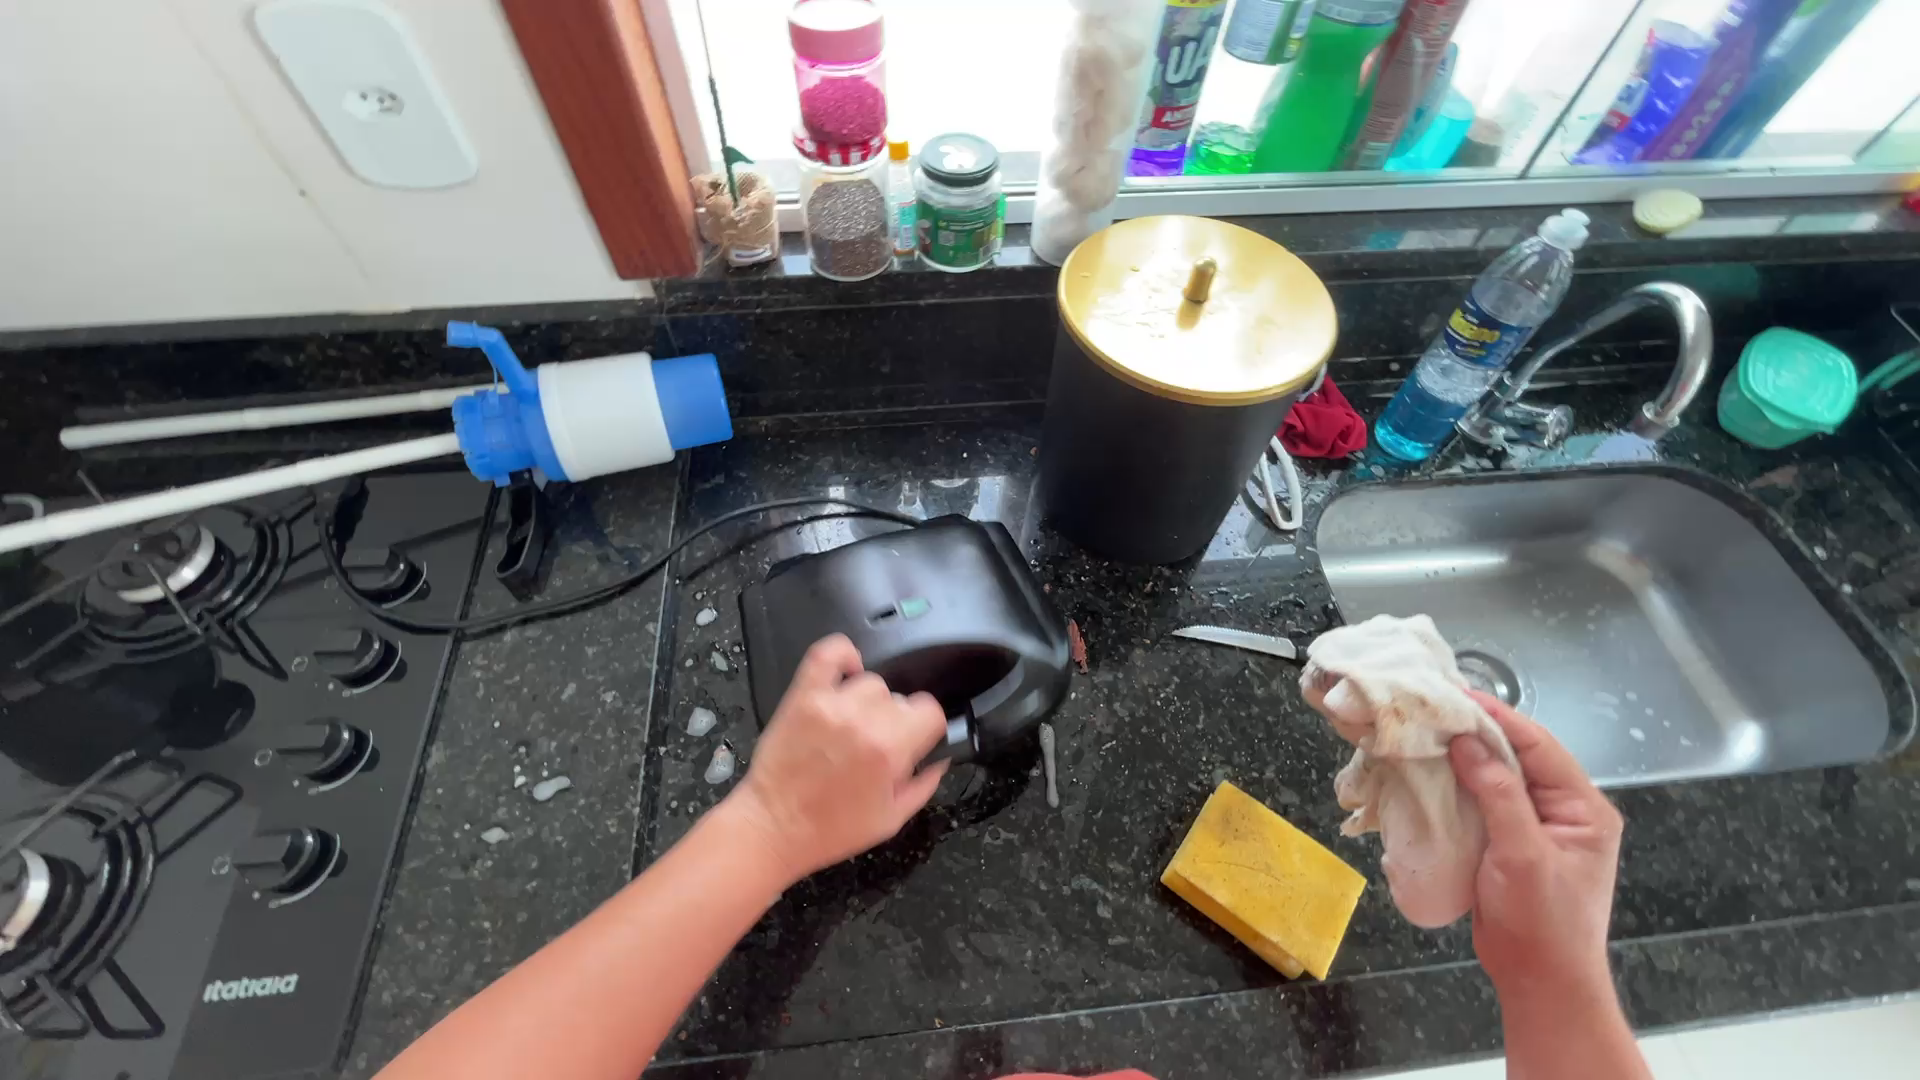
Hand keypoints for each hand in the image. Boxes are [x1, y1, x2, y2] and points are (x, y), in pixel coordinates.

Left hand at [724, 634, 949, 883]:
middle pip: (900, 699)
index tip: (918, 737)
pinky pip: (827, 655)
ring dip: (870, 701)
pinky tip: (846, 673)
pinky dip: (842, 655)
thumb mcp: (891, 819)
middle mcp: (862, 722)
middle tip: (879, 744)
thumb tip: (939, 758)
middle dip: (897, 721)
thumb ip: (924, 784)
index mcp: (889, 751)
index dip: (928, 726)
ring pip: (871, 682)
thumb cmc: (828, 829)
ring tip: (855, 724)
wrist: (774, 828)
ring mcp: (831, 706)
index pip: (931, 711)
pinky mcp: (804, 698)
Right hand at [1449, 691, 1623, 999]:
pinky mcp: (1507, 836)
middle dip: (1477, 728)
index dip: (1499, 717)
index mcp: (1583, 808)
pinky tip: (1428, 766)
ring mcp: (1533, 822)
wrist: (1539, 977)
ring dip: (1463, 752)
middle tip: (1432, 705)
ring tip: (1424, 728)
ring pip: (1496, 772)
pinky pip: (1481, 795)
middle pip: (1518, 753)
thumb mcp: (1524, 854)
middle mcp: (1562, 808)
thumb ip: (1499, 795)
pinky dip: (1456, 778)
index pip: (1539, 746)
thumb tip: (1466, 741)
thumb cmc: (1542, 920)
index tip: (1456, 694)